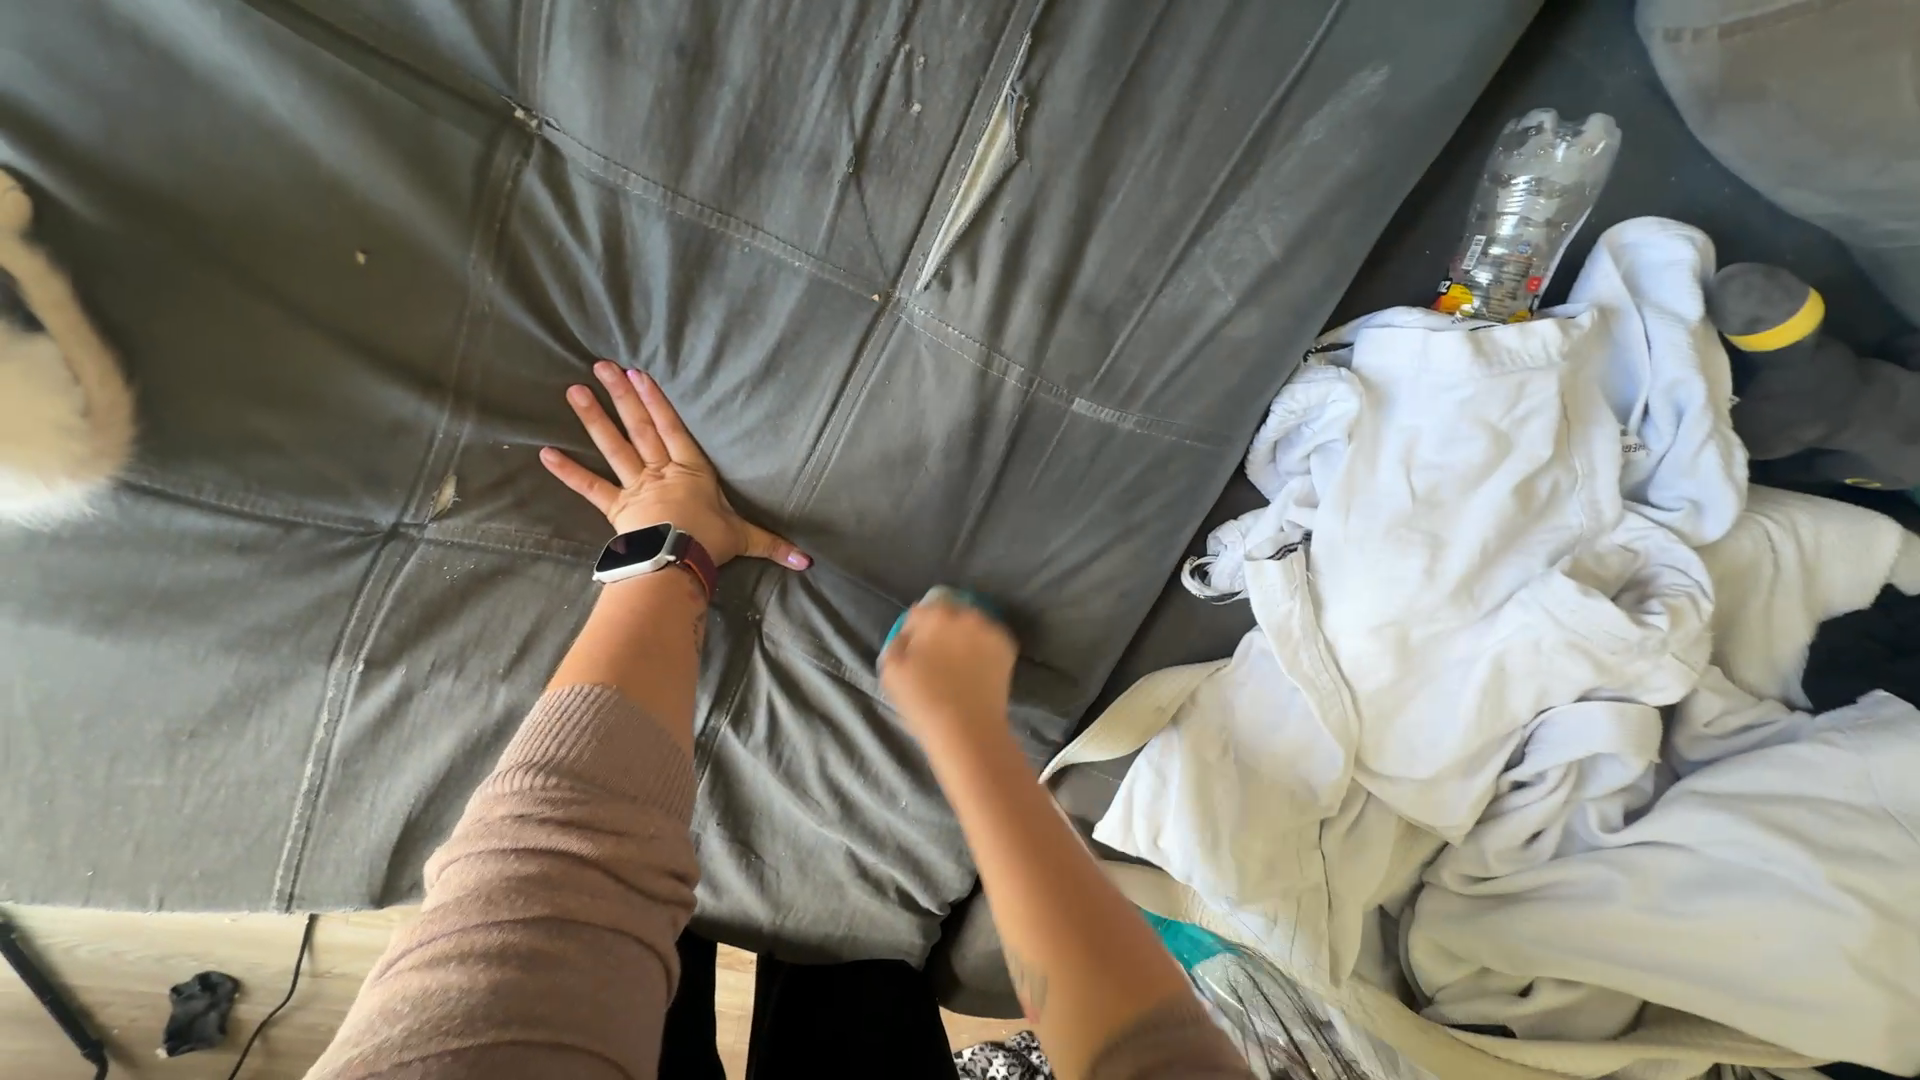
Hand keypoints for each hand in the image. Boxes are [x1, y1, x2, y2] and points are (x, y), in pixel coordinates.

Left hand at [540, 361, 811, 569]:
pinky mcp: (616, 509)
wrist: (675, 563)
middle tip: (603, 365)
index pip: (672, 428)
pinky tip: (544, 453)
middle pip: (640, 428)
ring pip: (613, 447)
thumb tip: (809, 563)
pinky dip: (568, 472)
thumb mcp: (747, 540)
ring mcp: (635, 488)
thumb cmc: (710, 544)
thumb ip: (775, 545)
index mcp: (691, 471)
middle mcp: (661, 472)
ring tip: (574, 391)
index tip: (641, 374)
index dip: (657, 401)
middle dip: (623, 395)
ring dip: (594, 419)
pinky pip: (589, 488)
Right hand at [879, 588, 1017, 744]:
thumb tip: (908, 635)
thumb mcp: (891, 670)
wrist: (967, 728)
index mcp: (935, 616)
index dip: (913, 631)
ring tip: (958, 664)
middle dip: (941, 630)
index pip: (919, 613)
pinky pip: (989, 640)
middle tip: (936, 656)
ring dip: (963, 637)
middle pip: (948, 615)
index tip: (913, 649)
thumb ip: (897, 643)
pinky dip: (983, 648)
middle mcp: (965, 615)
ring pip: (971, 626)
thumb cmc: (923, 700)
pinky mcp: (1007, 647)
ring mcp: (990, 630)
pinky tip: (976, 668)